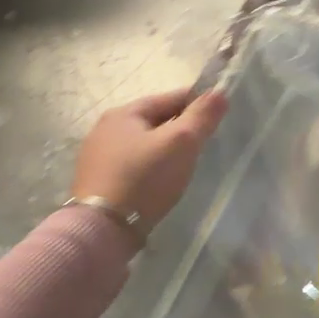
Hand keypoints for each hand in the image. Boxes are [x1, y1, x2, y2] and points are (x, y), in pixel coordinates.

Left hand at [71, 88, 227, 230]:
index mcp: (124, 113)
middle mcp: (105, 128)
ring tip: (184, 163)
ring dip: (163, 147)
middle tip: (204, 142)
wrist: (105, 226)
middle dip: (179, 126)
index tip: (217, 114)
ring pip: (142, 143)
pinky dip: (150, 165)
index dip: (196, 103)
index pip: (169, 98)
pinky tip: (160, 179)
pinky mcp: (98, 180)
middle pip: (153, 121)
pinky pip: (132, 163)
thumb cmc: (145, 178)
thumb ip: (201, 117)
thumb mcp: (180, 144)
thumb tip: (220, 91)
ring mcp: (98, 155)